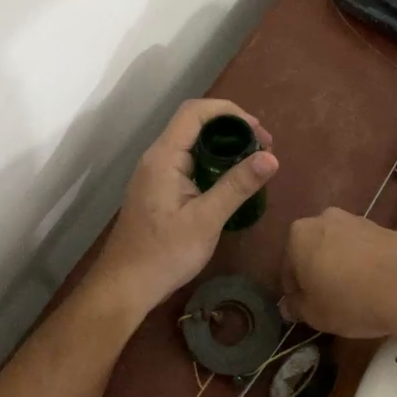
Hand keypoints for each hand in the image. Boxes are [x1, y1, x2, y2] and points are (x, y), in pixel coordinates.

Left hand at [88, 99, 277, 313]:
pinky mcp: (158, 188)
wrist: (125, 285)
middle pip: (194, 123)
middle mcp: (157, 157)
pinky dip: (213, 162)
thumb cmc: (164, 254)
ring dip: (223, 145)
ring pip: (192, 143)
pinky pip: (188, 162)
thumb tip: (271, 158)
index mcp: (164, 157)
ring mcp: (155, 173)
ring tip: (253, 161)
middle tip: (263, 147)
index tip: (258, 130)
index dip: (229, 111)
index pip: (195, 112)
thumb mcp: (206, 220)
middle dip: (231, 127)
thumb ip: (237, 186)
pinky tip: (231, 180)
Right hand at [280, 208, 396, 338]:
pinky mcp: (384, 228)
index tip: (305, 309)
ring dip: (341, 267)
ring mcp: (357, 220)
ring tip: (354, 296)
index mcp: (299, 234)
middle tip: (327, 302)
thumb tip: (288, 306)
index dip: (295, 292)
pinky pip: (365, 249)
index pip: (287, 267)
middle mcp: (325, 219)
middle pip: (314, 251)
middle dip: (317, 273)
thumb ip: (296, 307)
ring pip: (340, 248)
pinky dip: (365, 264)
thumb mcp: (314, 314)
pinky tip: (374, 287)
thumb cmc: (349, 300)